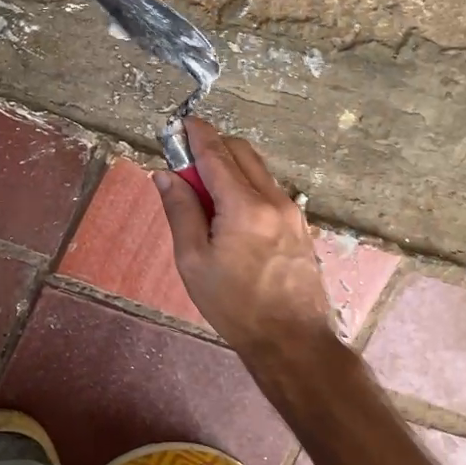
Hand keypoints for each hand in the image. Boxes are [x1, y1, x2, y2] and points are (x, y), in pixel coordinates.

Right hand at [152, 118, 334, 359]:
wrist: (293, 342)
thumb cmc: (234, 304)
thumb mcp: (193, 260)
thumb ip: (180, 210)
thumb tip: (165, 175)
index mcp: (244, 207)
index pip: (216, 155)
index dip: (196, 135)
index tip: (180, 122)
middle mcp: (273, 201)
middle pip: (241, 152)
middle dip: (211, 146)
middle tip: (184, 163)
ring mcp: (292, 214)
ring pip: (257, 169)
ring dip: (228, 166)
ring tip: (203, 192)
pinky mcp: (300, 227)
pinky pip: (268, 189)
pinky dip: (244, 184)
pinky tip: (227, 211)